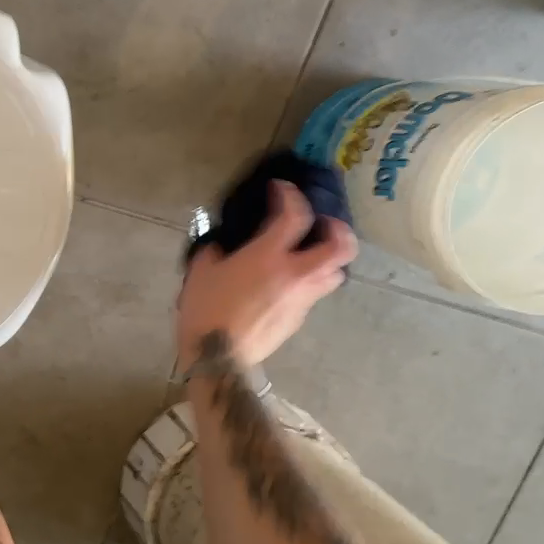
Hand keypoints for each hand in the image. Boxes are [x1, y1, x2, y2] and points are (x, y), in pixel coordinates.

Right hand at [177, 181, 356, 369]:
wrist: (221, 355)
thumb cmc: (205, 307)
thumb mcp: (202, 270)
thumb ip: (218, 251)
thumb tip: (227, 246)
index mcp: (268, 256)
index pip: (294, 216)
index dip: (290, 196)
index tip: (280, 189)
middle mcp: (295, 273)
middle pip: (341, 246)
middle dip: (337, 228)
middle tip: (320, 223)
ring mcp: (303, 297)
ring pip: (335, 272)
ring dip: (327, 259)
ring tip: (307, 254)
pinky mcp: (301, 316)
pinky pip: (314, 292)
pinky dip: (307, 280)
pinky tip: (283, 283)